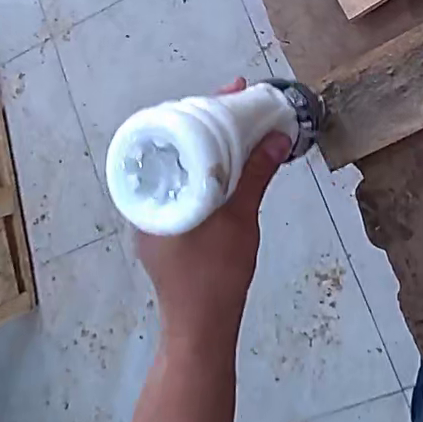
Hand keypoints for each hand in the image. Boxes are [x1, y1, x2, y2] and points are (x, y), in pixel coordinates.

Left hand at [135, 79, 292, 355]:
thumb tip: (277, 138)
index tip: (228, 92)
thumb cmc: (215, 276)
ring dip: (206, 145)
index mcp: (151, 192)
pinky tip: (227, 163)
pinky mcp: (164, 226)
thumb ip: (255, 177)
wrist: (200, 328)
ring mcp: (152, 213)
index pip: (169, 133)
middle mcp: (145, 198)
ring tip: (237, 125)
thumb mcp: (240, 220)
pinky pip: (182, 183)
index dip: (199, 108)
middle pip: (173, 146)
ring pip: (178, 165)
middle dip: (206, 121)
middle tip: (238, 102)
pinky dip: (204, 168)